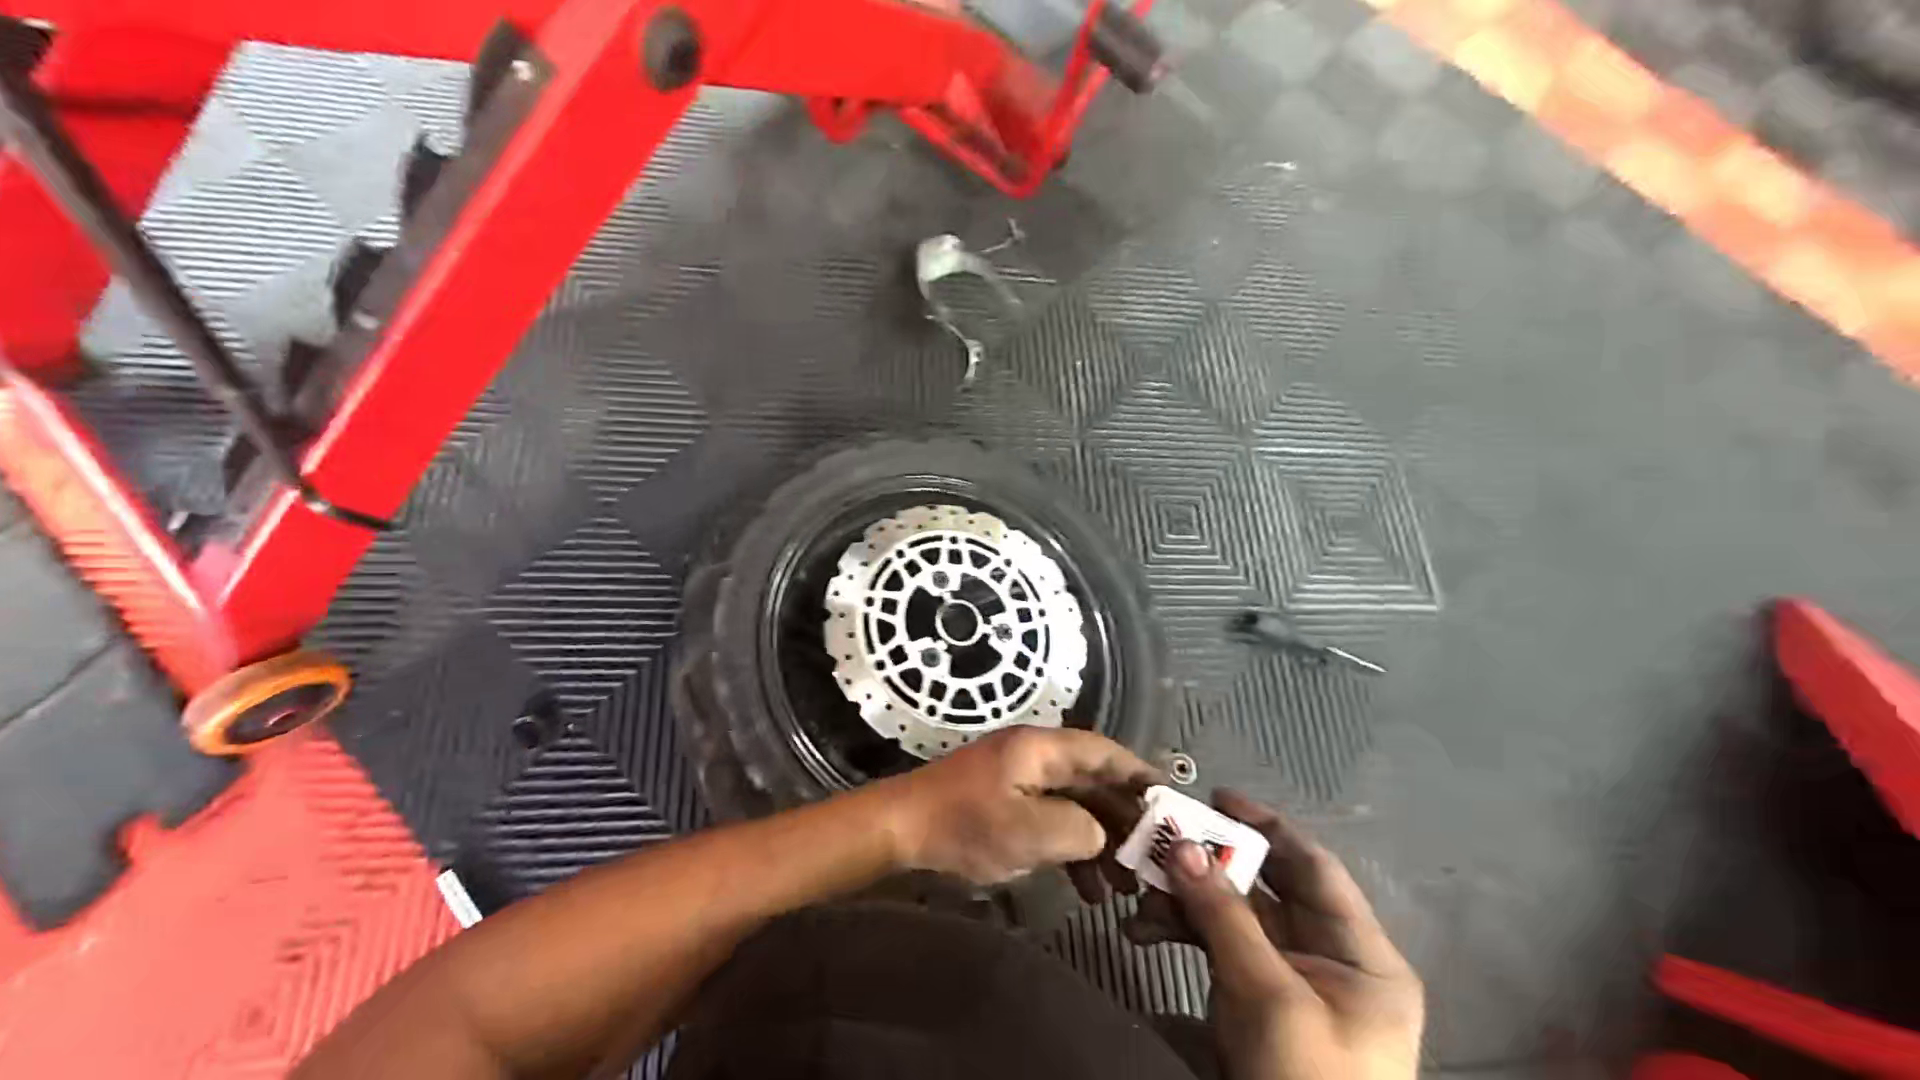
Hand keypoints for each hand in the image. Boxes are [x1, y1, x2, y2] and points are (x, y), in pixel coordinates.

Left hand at [877, 727, 1158, 885]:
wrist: (901, 829)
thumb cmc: (967, 824)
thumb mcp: (1031, 832)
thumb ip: (1079, 828)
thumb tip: (1098, 832)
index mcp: (1041, 749)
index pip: (1103, 751)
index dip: (1138, 771)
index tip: (1169, 798)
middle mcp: (1033, 756)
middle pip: (1091, 781)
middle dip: (1122, 819)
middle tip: (1151, 857)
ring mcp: (1017, 779)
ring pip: (1073, 804)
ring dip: (1098, 841)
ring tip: (1121, 886)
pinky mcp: (1004, 802)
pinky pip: (1049, 819)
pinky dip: (1069, 848)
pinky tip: (1085, 887)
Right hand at [1158, 791, 1423, 1079]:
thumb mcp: (1268, 998)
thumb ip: (1225, 916)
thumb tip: (1182, 844)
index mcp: (1362, 956)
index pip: (1314, 869)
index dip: (1266, 826)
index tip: (1215, 796)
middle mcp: (1329, 957)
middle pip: (1265, 888)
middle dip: (1210, 863)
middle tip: (1160, 839)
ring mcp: (1288, 977)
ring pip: (1233, 914)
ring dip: (1185, 900)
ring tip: (1140, 894)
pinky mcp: (1253, 996)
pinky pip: (1216, 945)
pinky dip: (1180, 932)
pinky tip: (1141, 931)